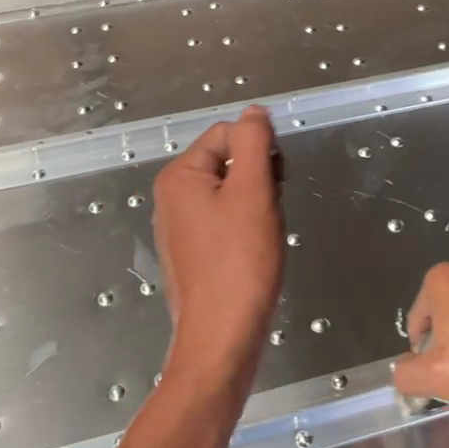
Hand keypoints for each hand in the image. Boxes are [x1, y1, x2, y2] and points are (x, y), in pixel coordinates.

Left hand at [152, 106, 283, 382]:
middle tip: (271, 212)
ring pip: (230, 195)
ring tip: (264, 236)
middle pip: (228, 163)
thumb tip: (254, 112)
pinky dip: (246, 231)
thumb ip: (254, 143)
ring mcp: (179, 229)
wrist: (222, 336)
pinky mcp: (191, 256)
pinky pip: (224, 224)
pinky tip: (254, 254)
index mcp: (179, 176)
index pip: (229, 134)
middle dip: (259, 180)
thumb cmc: (240, 262)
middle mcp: (171, 197)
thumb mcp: (253, 192)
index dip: (261, 152)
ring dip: (256, 207)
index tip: (277, 183)